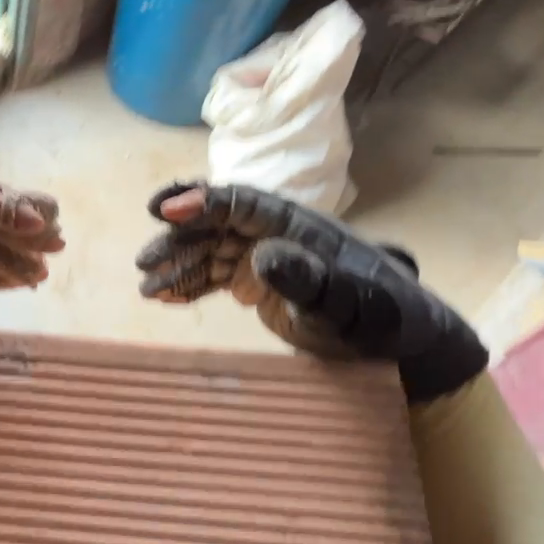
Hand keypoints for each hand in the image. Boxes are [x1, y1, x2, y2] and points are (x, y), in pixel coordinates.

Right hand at [134, 182, 485, 402]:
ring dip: (176, 265)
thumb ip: (309, 278)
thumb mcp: (348, 303)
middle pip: (213, 225)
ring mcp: (261, 255)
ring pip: (207, 250)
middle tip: (143, 262)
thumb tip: (262, 254)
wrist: (400, 341)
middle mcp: (272, 232)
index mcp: (295, 224)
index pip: (240, 203)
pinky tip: (165, 297)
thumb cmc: (380, 318)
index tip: (164, 210)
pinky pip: (213, 276)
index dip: (200, 202)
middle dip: (176, 239)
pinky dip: (188, 284)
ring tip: (146, 288)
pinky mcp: (255, 280)